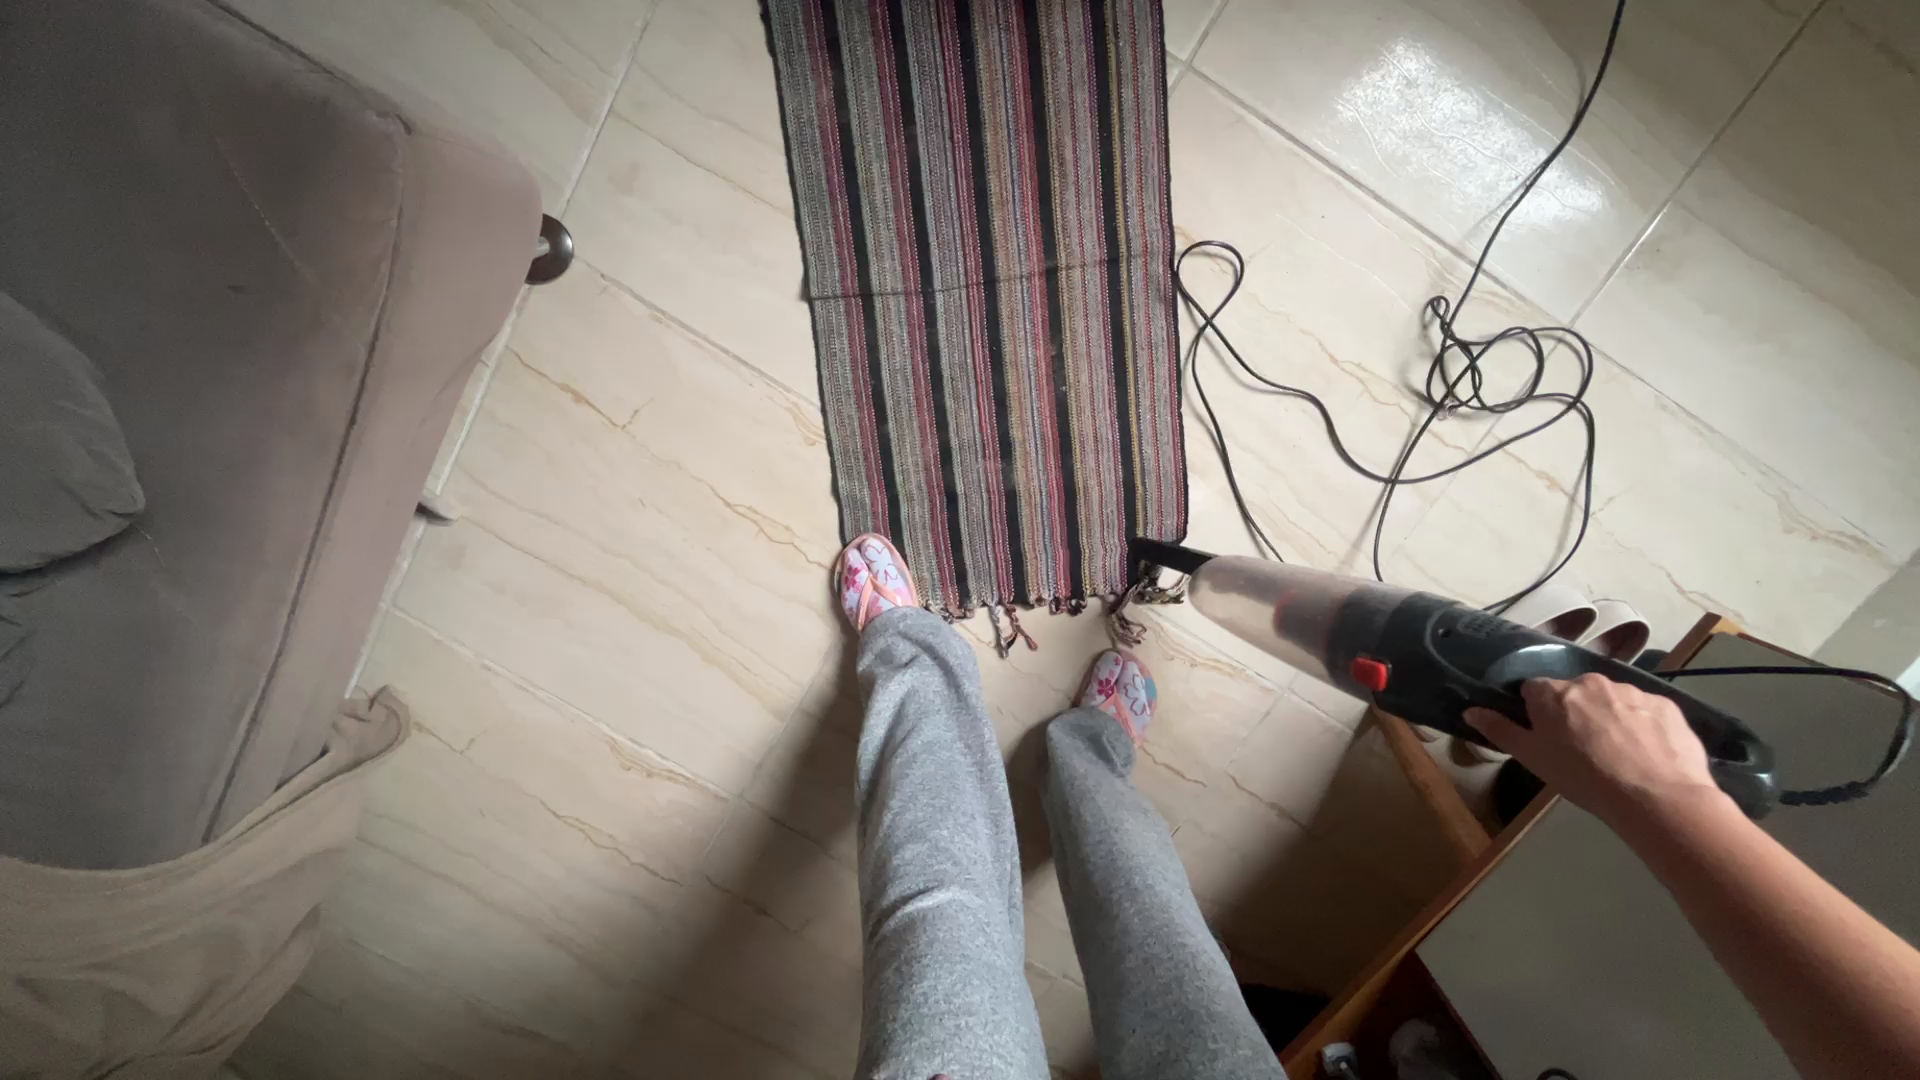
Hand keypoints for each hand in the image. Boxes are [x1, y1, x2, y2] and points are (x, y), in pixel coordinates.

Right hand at [1466, 674, 1724, 823]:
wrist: (1658, 799)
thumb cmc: (1583, 776)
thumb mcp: (1531, 757)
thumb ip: (1499, 729)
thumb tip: (1470, 710)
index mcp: (1552, 692)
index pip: (1532, 690)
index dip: (1536, 712)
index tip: (1546, 735)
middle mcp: (1590, 682)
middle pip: (1574, 692)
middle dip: (1575, 711)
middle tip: (1582, 746)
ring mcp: (1632, 692)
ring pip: (1611, 700)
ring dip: (1609, 717)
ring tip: (1618, 752)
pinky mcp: (1668, 706)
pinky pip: (1646, 710)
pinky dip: (1643, 725)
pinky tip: (1646, 752)